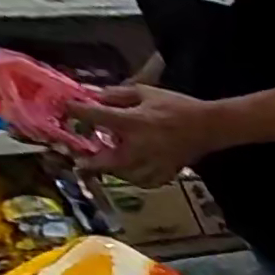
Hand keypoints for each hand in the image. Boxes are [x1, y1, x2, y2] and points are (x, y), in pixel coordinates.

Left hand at [66, 84, 221, 187]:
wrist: (208, 126)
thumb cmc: (177, 106)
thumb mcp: (145, 92)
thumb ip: (117, 95)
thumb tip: (94, 96)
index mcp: (131, 122)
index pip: (93, 116)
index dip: (75, 112)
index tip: (66, 110)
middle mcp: (138, 147)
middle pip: (106, 160)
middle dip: (90, 162)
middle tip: (79, 162)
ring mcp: (153, 163)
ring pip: (125, 175)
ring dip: (113, 171)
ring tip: (107, 166)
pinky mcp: (166, 172)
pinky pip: (147, 181)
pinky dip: (137, 179)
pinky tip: (133, 175)